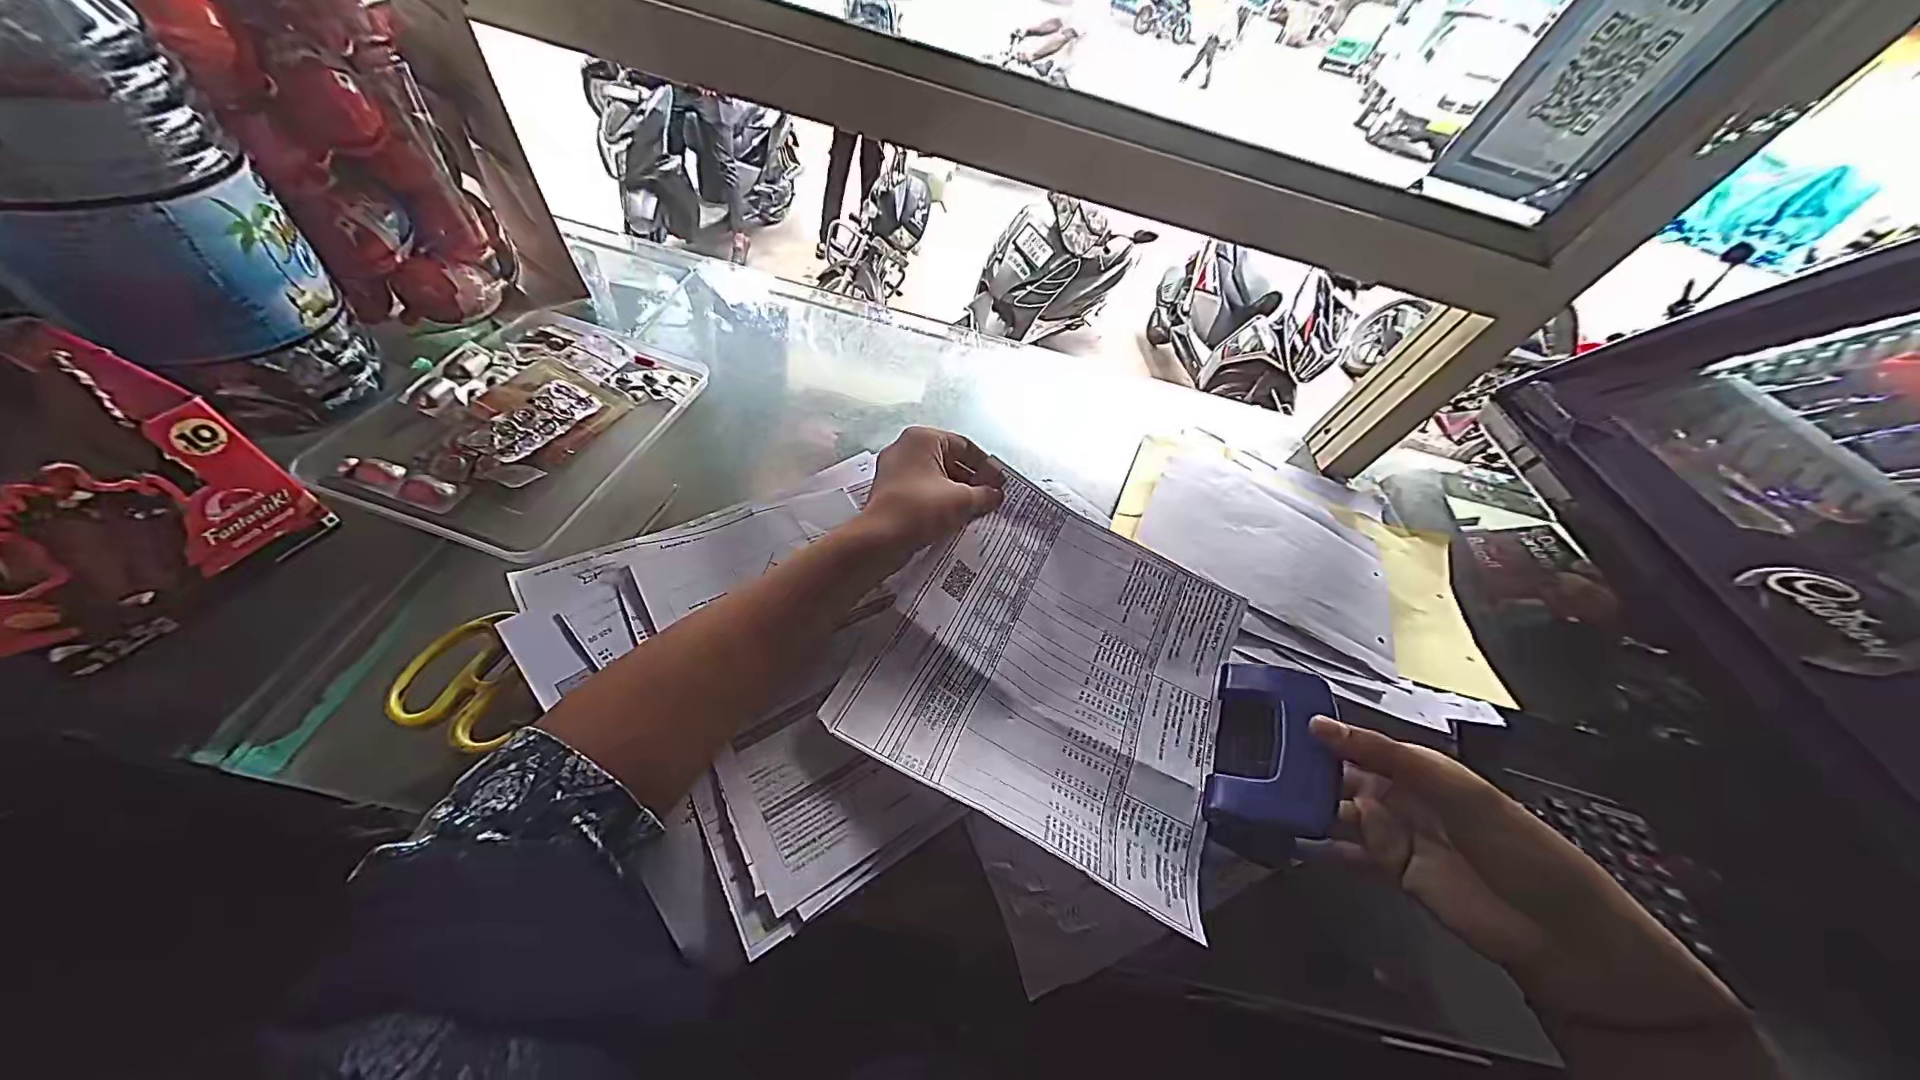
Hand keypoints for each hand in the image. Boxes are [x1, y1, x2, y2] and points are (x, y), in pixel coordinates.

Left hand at [860, 427, 1004, 556]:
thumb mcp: (962, 500)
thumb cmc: (921, 509)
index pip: (965, 446)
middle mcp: (904, 448)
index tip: (1000, 483)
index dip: (986, 465)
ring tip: (977, 509)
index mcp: (922, 438)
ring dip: (957, 492)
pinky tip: (954, 517)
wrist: (880, 539)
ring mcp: (893, 470)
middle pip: (949, 460)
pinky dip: (939, 500)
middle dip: (972, 480)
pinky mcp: (889, 492)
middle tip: (991, 497)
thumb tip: (996, 495)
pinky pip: (922, 491)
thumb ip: (985, 494)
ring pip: (935, 477)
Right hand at [1307, 717, 1745, 1030]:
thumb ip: (1386, 754)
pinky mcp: (1390, 869)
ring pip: (1337, 811)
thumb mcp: (1453, 787)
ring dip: (1307, 806)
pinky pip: (1344, 850)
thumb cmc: (1520, 848)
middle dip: (1306, 771)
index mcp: (1418, 767)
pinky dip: (1319, 845)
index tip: (1280, 729)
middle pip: (1340, 776)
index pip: (1358, 743)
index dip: (1322, 736)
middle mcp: (1401, 797)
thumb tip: (1321, 726)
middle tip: (1265, 768)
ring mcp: (1395, 834)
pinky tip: (1293, 839)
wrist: (1559, 935)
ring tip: (1270, 801)